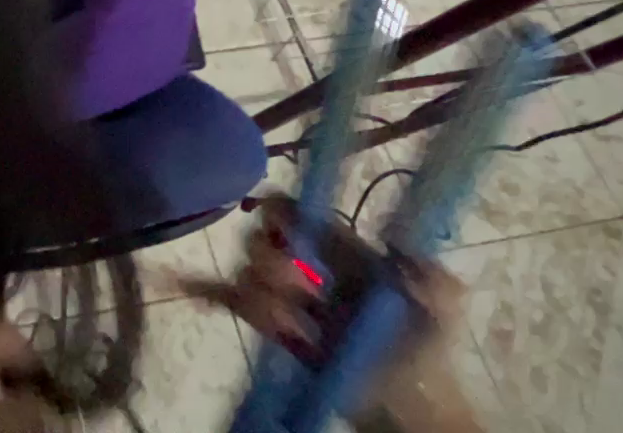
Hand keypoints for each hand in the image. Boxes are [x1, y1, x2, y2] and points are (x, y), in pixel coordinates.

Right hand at [169, 195, 482, 431]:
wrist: (410, 411)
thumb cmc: (425, 352)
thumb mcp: (440, 307)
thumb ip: (428, 273)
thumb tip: (396, 242)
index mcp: (338, 250)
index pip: (296, 213)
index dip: (280, 211)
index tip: (274, 222)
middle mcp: (306, 264)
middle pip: (263, 239)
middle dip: (271, 259)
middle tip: (297, 288)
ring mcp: (286, 296)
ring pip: (246, 273)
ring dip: (258, 293)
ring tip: (288, 324)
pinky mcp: (269, 327)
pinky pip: (228, 301)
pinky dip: (203, 289)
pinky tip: (182, 284)